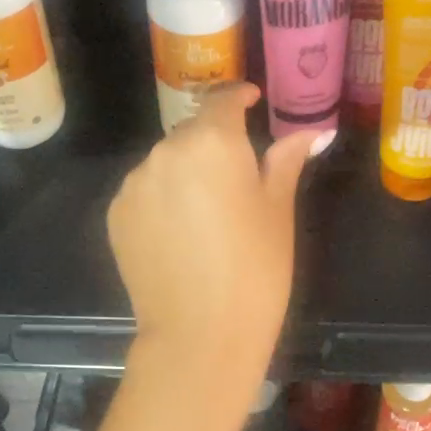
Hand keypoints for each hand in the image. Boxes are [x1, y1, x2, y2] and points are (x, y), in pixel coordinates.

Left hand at [106, 83, 332, 381]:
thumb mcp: (278, 210)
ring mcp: (136, 182)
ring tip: (209, 214)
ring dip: (187, 172)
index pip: (223, 99)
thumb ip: (287, 160)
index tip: (252, 100)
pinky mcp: (116, 213)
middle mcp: (166, 150)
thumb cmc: (256, 269)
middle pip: (194, 132)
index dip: (239, 95)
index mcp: (213, 141)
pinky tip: (180, 234)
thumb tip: (314, 130)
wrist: (200, 335)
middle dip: (216, 144)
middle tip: (240, 177)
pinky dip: (162, 199)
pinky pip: (145, 191)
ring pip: (167, 162)